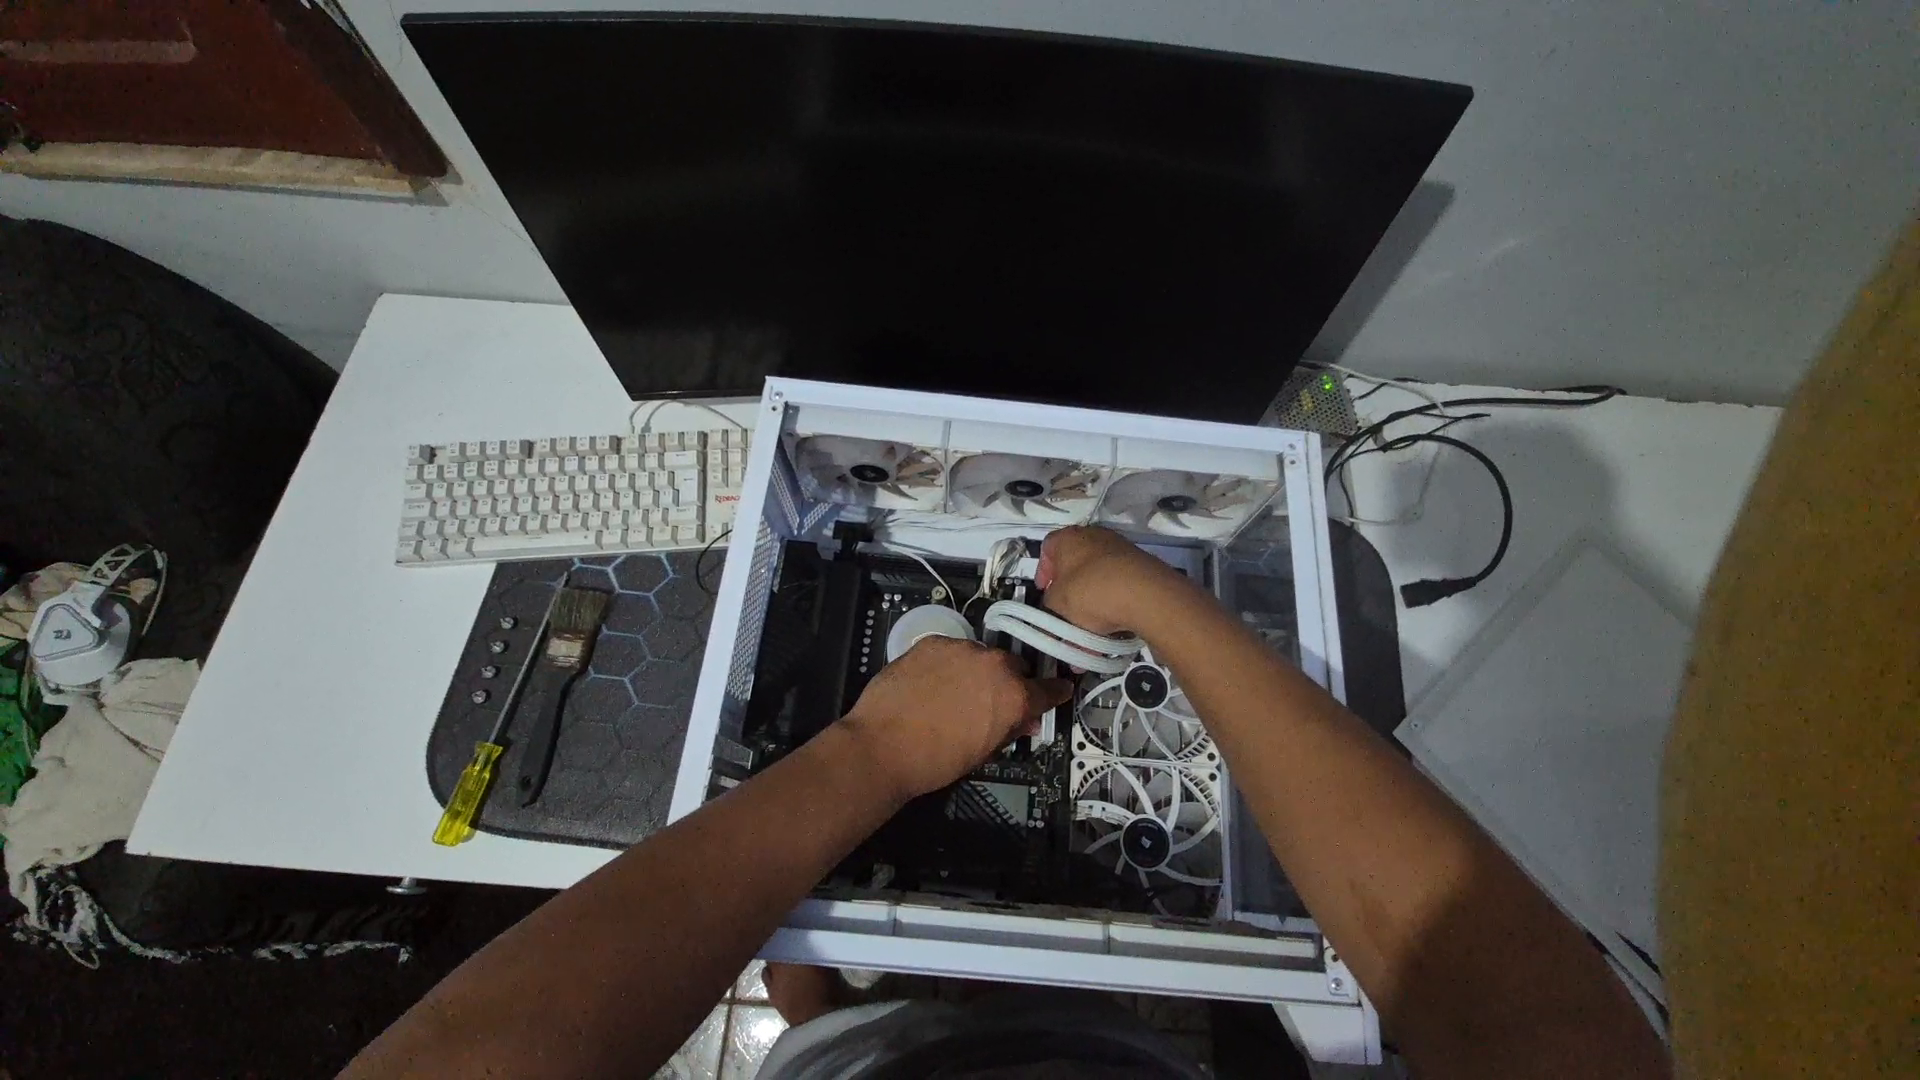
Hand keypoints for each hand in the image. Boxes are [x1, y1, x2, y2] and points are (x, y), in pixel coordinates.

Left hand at [839, 635, 1072, 802]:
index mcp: (1014, 696)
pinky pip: (951, 650)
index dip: (1054, 692)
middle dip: (1009, 681)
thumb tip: (1025, 721)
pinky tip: (932, 682)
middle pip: (1013, 666)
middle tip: (992, 700)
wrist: (883, 745)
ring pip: (981, 655)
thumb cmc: (937, 761)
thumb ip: (1010, 730)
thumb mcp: (984, 752)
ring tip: (956, 691)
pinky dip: (949, 663)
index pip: (1048, 689)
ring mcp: (962, 649)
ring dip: (977, 670)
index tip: (1058, 691)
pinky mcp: (933, 642)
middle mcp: (994, 664)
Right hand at [1037, 525, 1192, 636]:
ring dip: (1092, 600)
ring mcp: (1122, 550)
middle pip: (1076, 562)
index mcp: (1069, 538)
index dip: (1043, 570)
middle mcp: (1096, 536)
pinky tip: (1110, 628)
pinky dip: (1113, 604)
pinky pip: (1119, 586)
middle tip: (1066, 608)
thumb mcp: (1057, 603)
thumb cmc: (1091, 592)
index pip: (1048, 546)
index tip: (1045, 591)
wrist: (1146, 595)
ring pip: (1099, 577)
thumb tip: (1056, 607)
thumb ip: (1050, 603)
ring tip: (1090, 628)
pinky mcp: (1142, 567)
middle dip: (1069, 588)